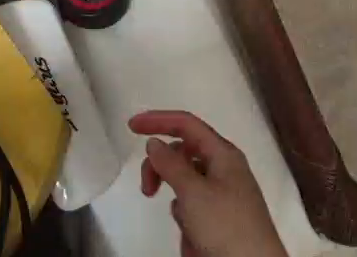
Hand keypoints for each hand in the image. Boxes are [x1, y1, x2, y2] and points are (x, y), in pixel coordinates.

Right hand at [130, 110, 287, 256]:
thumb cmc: (226, 227)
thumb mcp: (193, 192)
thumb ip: (169, 163)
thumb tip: (154, 142)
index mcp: (223, 154)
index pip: (186, 123)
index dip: (157, 120)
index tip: (130, 128)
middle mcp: (224, 169)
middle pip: (182, 152)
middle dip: (161, 166)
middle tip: (147, 188)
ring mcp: (223, 195)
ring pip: (185, 181)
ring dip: (176, 196)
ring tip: (183, 222)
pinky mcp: (220, 219)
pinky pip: (193, 205)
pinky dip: (187, 216)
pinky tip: (194, 237)